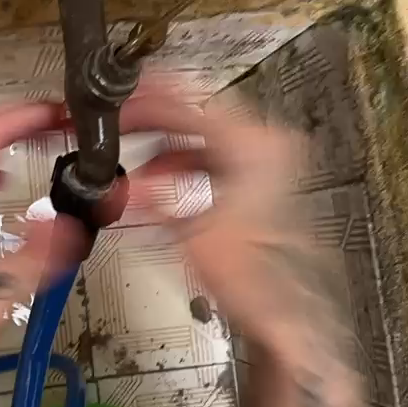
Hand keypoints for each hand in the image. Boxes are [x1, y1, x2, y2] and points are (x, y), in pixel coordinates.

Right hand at [118, 87, 318, 340]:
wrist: (283, 310)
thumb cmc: (254, 277)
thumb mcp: (189, 233)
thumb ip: (153, 198)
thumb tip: (123, 184)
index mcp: (255, 148)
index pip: (192, 105)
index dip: (151, 99)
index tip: (125, 96)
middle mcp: (267, 146)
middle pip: (199, 113)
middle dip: (156, 120)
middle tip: (124, 118)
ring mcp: (268, 161)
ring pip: (205, 134)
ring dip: (168, 143)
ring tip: (137, 155)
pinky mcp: (261, 179)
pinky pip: (214, 155)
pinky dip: (185, 160)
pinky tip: (161, 176)